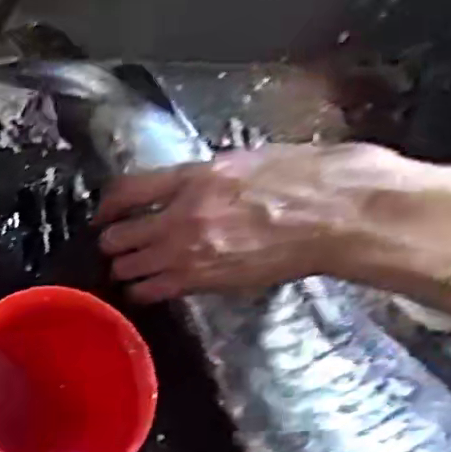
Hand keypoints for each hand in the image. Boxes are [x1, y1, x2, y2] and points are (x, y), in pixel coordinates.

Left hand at [94, 143, 400, 301]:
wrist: (346, 215)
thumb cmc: (317, 178)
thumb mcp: (255, 159)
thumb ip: (211, 176)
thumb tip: (186, 187)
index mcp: (197, 176)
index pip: (127, 190)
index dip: (107, 206)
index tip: (104, 214)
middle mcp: (181, 215)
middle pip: (115, 238)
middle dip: (113, 242)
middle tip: (121, 245)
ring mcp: (186, 252)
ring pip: (124, 269)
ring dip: (125, 269)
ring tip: (135, 267)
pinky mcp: (197, 281)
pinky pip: (147, 292)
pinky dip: (142, 291)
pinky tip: (151, 286)